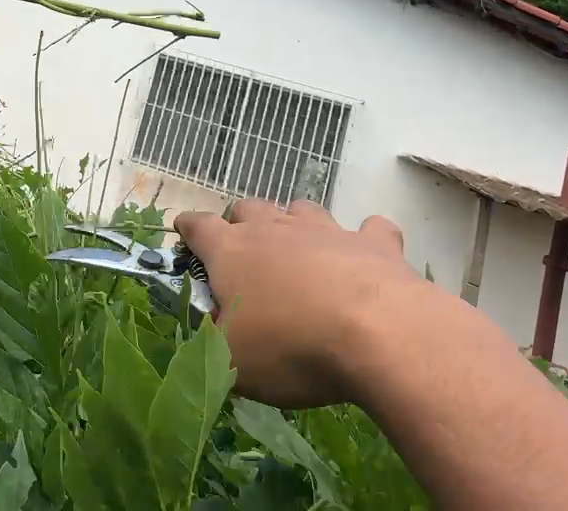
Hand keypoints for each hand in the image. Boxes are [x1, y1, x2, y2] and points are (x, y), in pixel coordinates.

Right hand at [176, 199, 443, 409]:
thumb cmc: (292, 346)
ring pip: (301, 209)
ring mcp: (325, 230)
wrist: (381, 336)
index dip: (188, 230)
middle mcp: (272, 228)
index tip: (186, 237)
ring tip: (303, 253)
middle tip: (248, 256)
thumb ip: (213, 339)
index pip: (196, 226)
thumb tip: (210, 330)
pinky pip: (371, 229)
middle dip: (242, 223)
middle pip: (248, 208)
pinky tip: (368, 258)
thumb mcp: (233, 359)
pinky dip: (366, 240)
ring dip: (297, 224)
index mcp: (230, 250)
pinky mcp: (374, 243)